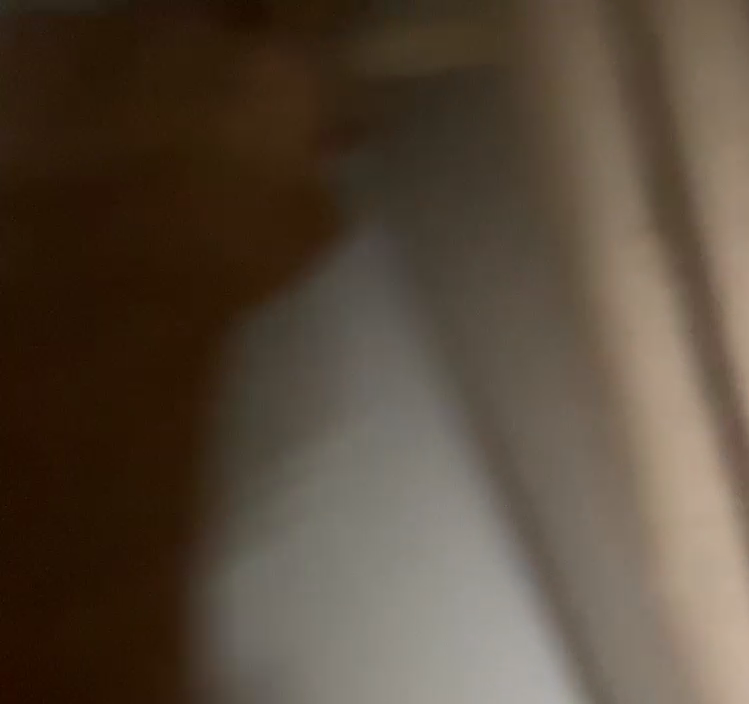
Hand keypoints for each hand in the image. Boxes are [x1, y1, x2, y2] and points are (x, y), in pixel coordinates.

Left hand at [0, 7, 343, 331]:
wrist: (89, 263)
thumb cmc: (233, 247)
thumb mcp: (318, 216)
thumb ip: (318, 158)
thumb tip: (314, 134)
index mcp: (280, 70)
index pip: (319, 8)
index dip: (336, 11)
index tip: (347, 21)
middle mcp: (193, 26)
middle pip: (234, 4)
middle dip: (258, 31)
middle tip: (267, 73)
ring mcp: (103, 26)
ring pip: (162, 22)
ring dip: (185, 53)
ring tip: (186, 108)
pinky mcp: (30, 42)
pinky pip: (93, 42)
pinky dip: (116, 70)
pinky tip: (117, 121)